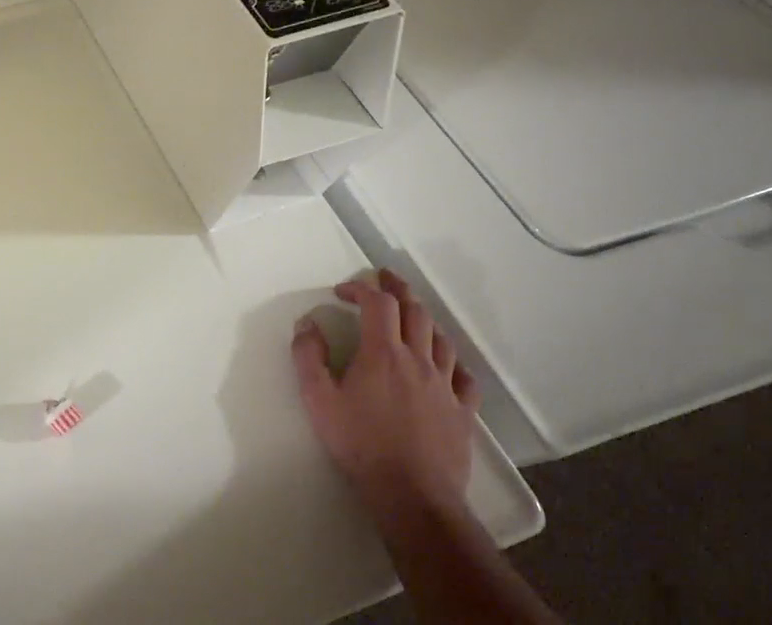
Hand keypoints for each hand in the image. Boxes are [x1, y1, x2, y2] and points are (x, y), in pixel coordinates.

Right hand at [291, 269, 479, 518]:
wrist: (412, 493)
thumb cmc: (359, 443)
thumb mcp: (317, 399)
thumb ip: (308, 357)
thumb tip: (307, 324)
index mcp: (383, 353)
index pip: (378, 303)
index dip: (361, 288)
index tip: (341, 291)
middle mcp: (418, 360)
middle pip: (415, 311)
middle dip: (398, 289)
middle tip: (384, 277)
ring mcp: (445, 385)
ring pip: (441, 338)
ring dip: (424, 318)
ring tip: (411, 314)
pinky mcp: (462, 411)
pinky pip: (464, 376)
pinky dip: (450, 360)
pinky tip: (443, 363)